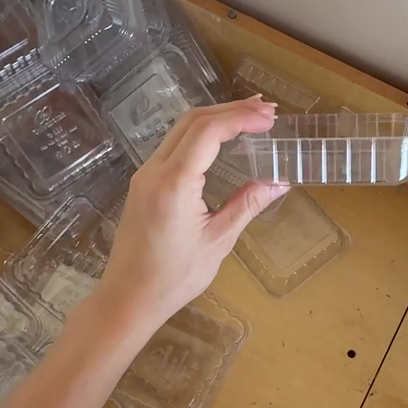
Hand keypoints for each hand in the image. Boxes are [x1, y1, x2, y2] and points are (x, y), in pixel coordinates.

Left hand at [93, 97, 289, 333]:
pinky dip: (202, 134)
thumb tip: (279, 182)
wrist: (128, 297)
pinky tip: (223, 140)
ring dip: (216, 118)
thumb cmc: (174, 276)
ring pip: (181, 129)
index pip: (208, 132)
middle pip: (193, 121)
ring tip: (251, 117)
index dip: (241, 118)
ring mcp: (145, 174)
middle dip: (231, 110)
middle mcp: (155, 170)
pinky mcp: (144, 182)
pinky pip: (174, 145)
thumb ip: (247, 205)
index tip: (270, 118)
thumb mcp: (218, 241)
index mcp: (174, 183)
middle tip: (267, 111)